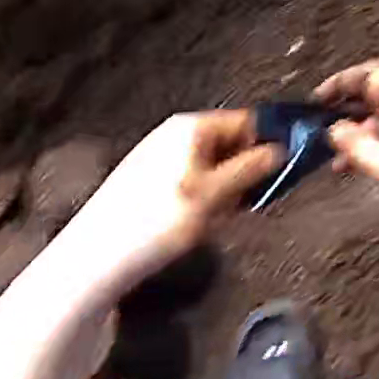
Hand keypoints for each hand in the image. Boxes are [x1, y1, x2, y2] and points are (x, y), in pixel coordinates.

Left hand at [60, 110, 282, 292]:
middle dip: (245, 171)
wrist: (95, 257)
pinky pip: (195, 179)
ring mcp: (162, 155)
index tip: (283, 170)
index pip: (247, 121)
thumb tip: (282, 150)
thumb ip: (252, 168)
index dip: (267, 143)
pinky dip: (206, 197)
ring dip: (227, 189)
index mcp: (192, 126)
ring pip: (215, 165)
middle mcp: (177, 133)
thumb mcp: (215, 194)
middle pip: (232, 143)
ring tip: (217, 217)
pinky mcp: (151, 178)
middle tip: (246, 202)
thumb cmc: (158, 220)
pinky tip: (197, 222)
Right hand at [316, 60, 378, 225]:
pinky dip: (373, 145)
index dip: (342, 81)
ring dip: (357, 132)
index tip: (321, 98)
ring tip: (337, 157)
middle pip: (375, 95)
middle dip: (346, 108)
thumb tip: (334, 129)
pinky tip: (360, 168)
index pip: (371, 74)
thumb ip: (356, 144)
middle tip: (324, 123)